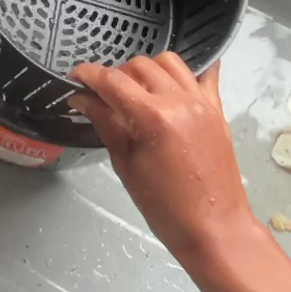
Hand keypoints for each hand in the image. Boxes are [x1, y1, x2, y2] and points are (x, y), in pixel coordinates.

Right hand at [70, 55, 254, 261]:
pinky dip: (187, 71)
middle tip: (103, 95)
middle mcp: (179, 100)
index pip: (112, 81)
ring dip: (146, 69)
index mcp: (153, 117)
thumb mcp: (125, 164)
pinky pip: (205, 74)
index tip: (73, 78)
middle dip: (115, 74)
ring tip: (136, 90)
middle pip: (139, 65)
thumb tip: (82, 98)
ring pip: (169, 62)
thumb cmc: (164, 207)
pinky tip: (173, 80)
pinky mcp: (217, 109)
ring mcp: (202, 102)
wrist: (214, 229)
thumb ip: (105, 123)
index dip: (88, 75)